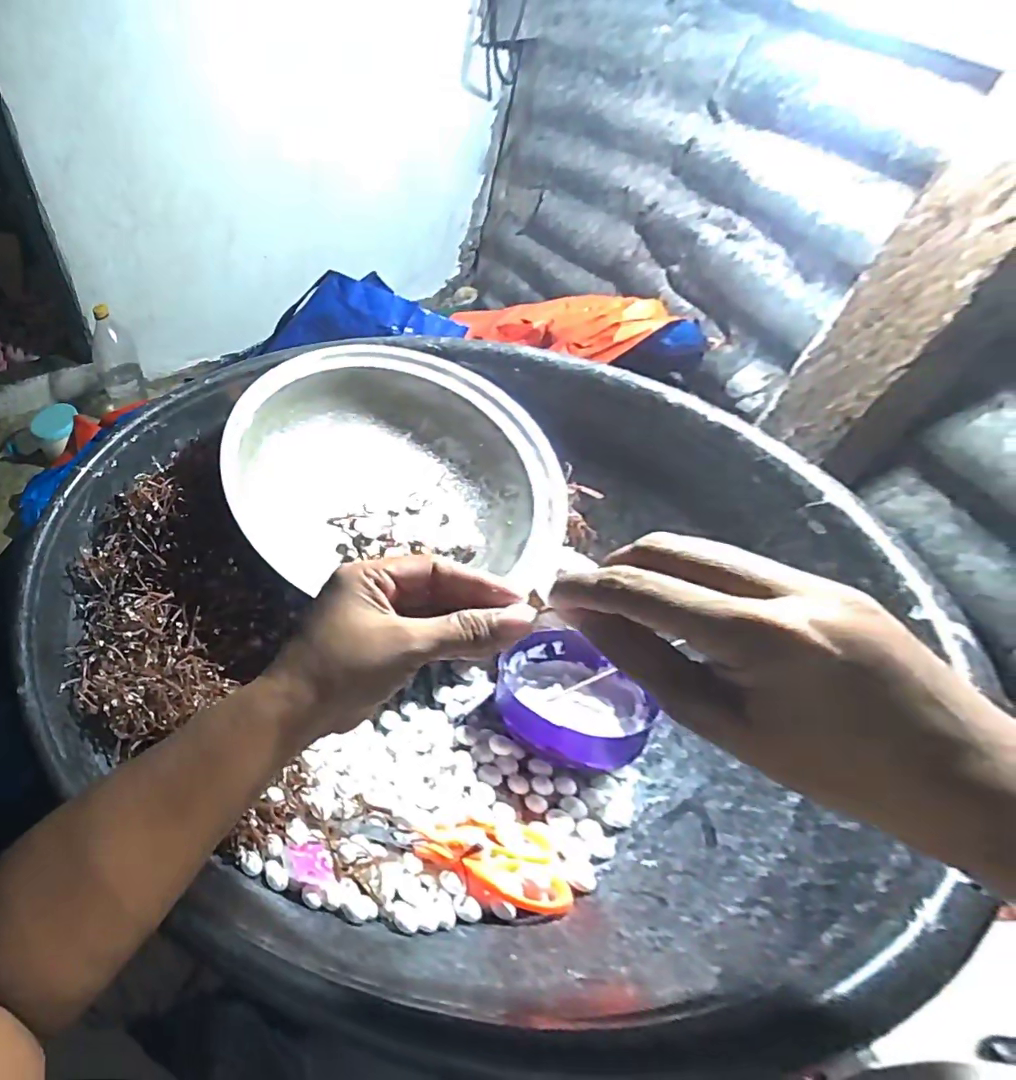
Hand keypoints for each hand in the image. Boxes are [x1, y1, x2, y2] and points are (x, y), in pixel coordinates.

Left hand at [264, 555, 535, 745]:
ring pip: (430, 615)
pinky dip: (449, 643)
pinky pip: (422, 636)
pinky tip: (480, 652)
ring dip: (466, 626)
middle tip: (525, 622)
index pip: (432, 569)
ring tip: (511, 639)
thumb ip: (463, 630)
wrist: (299, 708)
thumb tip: (524, 619)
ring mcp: (374, 619)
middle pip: (434, 591)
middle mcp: (370, 591)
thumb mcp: (407, 644)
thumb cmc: (345, 667)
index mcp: (366, 576)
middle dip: (476, 606)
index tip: (522, 600)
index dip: (478, 584)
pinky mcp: (378, 645)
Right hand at [549, 532, 1015, 889]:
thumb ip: (642, 660)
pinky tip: (684, 616)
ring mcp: (817, 583)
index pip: (639, 587)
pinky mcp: (832, 587)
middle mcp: (788, 591)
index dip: (581, 588)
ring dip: (647, 569)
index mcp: (760, 634)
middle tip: (585, 603)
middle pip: (666, 548)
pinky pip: (734, 567)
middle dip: (610, 568)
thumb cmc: (836, 770)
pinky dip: (688, 580)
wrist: (979, 780)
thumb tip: (580, 617)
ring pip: (699, 550)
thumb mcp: (718, 722)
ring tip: (628, 608)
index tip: (546, 599)